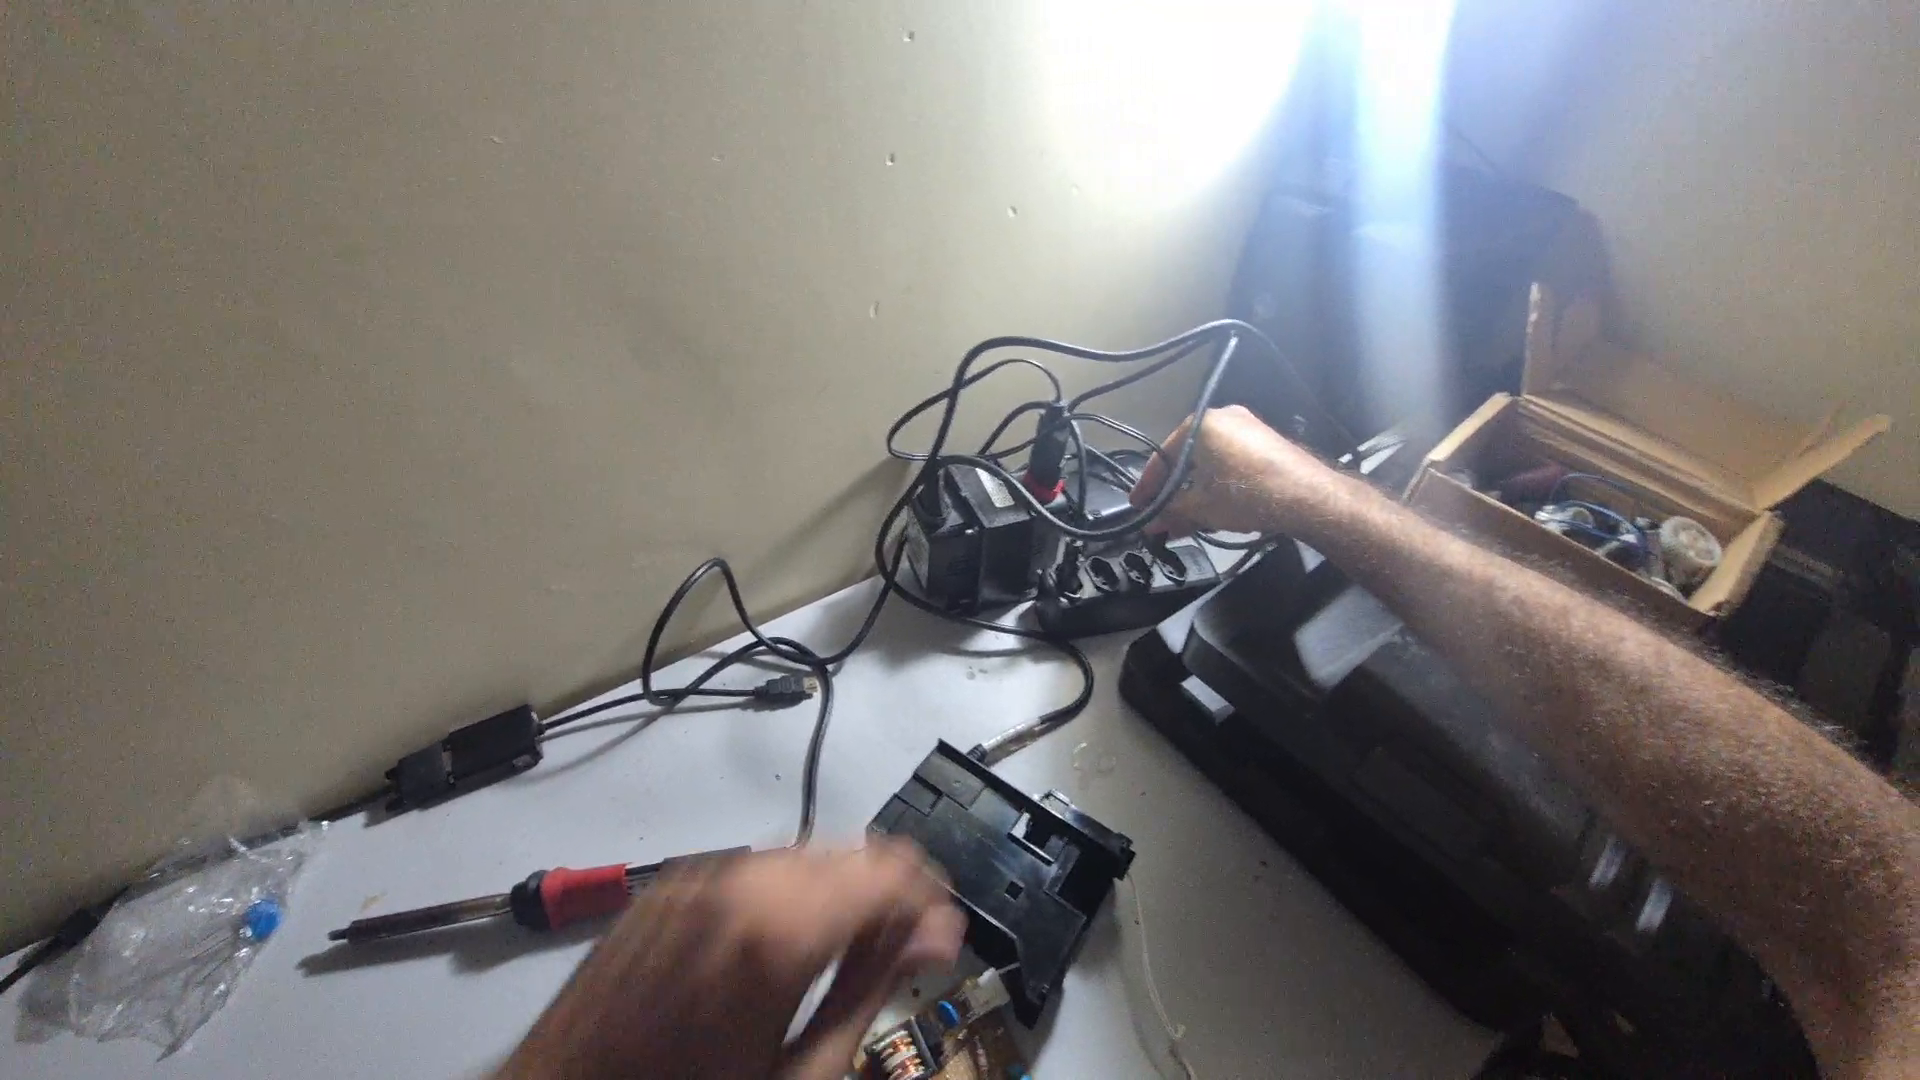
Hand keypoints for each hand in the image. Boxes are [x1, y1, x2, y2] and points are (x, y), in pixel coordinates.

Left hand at [497, 841, 965, 1079]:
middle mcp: (740, 881)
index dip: (929, 897)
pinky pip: (753, 865)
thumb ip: (870, 987)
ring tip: (853, 936)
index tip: (945, 932)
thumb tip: (932, 936)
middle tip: (908, 937)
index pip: (889, 874)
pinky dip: (788, 886)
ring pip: (805, 851)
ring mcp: (699, 875)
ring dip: (841, 884)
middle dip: (890, 888)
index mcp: (778, 929)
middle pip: (850, 851)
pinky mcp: (671, 884)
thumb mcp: (799, 1071)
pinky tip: (788, 931)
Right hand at [1129, 405, 1335, 536]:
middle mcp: (1223, 417)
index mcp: (1201, 424)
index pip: (1162, 457)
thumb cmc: (1246, 495)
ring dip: (1194, 491)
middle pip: (1186, 459)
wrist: (1309, 497)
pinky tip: (1214, 507)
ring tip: (1187, 519)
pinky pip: (1229, 462)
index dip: (1147, 487)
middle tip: (1162, 516)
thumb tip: (1148, 526)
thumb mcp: (1200, 507)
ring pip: (1208, 462)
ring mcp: (1247, 427)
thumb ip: (1169, 512)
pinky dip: (1217, 483)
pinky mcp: (1265, 443)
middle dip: (1173, 492)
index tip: (1138, 507)